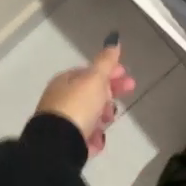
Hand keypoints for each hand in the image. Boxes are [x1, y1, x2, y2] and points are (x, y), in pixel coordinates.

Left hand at [36, 35, 135, 156]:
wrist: (58, 144)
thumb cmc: (78, 105)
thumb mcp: (95, 79)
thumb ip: (106, 62)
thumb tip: (114, 41)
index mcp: (66, 81)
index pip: (91, 73)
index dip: (111, 73)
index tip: (128, 77)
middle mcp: (61, 99)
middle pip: (92, 94)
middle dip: (110, 94)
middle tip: (126, 96)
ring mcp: (62, 121)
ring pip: (90, 114)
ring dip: (103, 116)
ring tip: (108, 121)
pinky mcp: (65, 141)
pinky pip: (86, 134)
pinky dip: (94, 134)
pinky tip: (97, 137)